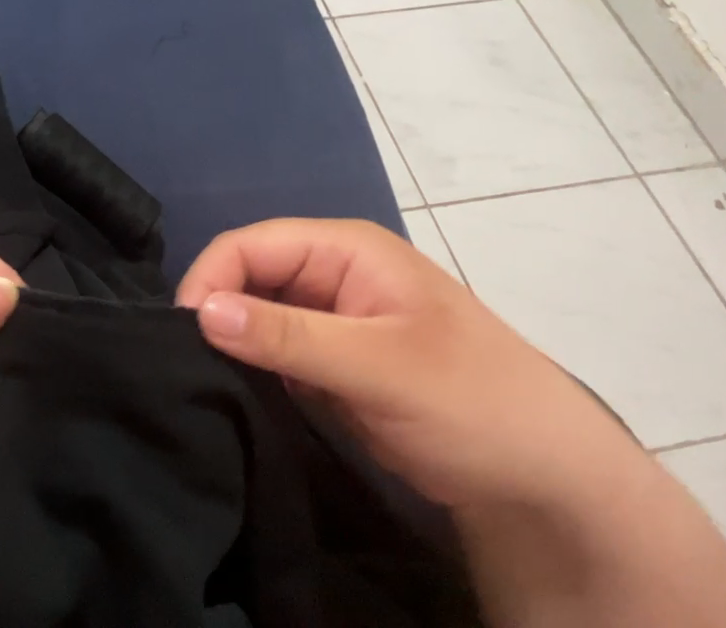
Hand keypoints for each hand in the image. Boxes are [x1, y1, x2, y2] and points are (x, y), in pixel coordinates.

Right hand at [176, 219, 643, 510]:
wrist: (542, 480)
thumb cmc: (473, 404)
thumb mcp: (381, 368)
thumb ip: (289, 336)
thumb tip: (199, 310)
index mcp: (346, 250)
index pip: (251, 244)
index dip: (210, 279)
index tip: (183, 335)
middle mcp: (331, 274)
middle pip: (246, 274)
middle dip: (214, 311)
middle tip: (186, 364)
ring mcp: (328, 319)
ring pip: (253, 314)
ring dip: (227, 342)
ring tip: (199, 380)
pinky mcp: (327, 361)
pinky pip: (269, 351)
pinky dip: (247, 367)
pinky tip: (229, 392)